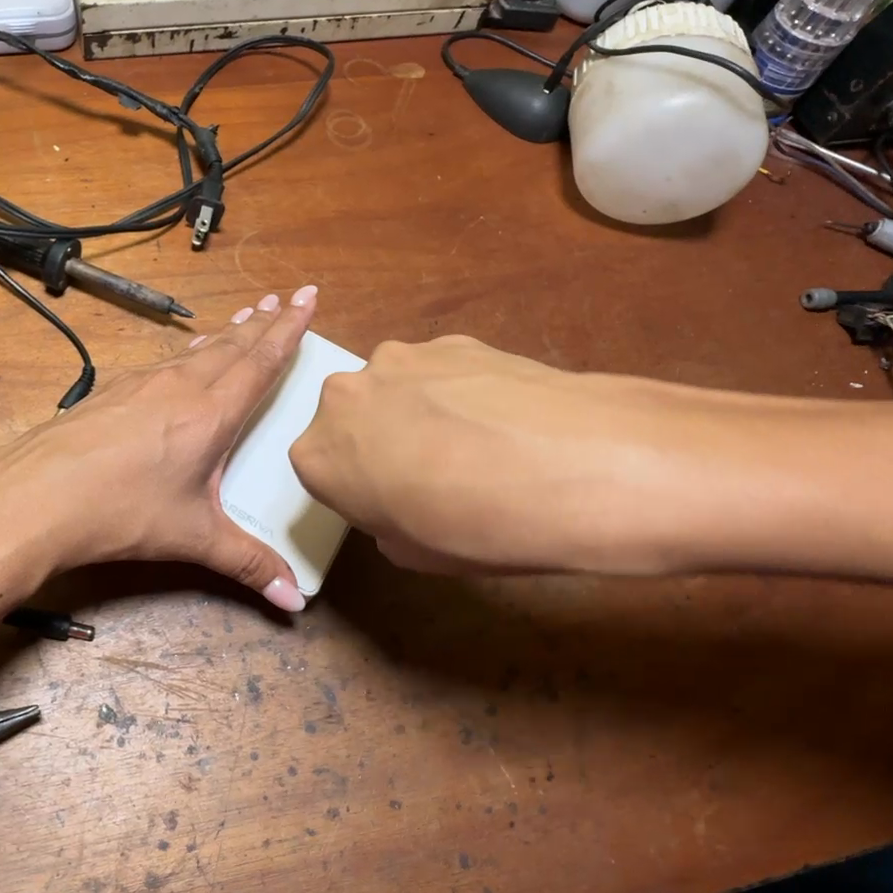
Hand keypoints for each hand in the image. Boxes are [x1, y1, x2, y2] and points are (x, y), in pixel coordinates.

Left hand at [0, 286, 321, 611]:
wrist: (34, 497)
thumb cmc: (120, 513)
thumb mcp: (192, 539)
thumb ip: (248, 564)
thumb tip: (294, 601)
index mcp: (211, 414)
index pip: (261, 362)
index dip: (289, 328)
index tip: (307, 297)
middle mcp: (179, 387)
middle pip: (230, 345)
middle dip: (262, 321)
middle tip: (283, 298)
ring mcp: (140, 385)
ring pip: (195, 349)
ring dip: (225, 333)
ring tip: (243, 316)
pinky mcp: (111, 392)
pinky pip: (163, 362)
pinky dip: (187, 352)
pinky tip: (181, 358)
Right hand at [290, 336, 712, 576]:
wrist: (574, 466)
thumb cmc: (477, 526)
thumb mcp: (415, 553)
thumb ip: (385, 521)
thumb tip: (402, 498)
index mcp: (318, 454)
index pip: (321, 470)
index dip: (357, 490)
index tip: (394, 505)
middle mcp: (342, 396)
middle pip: (351, 419)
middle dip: (379, 441)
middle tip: (432, 474)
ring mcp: (398, 358)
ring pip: (394, 389)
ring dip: (418, 411)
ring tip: (478, 444)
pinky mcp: (452, 338)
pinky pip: (439, 371)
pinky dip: (459, 391)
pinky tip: (504, 419)